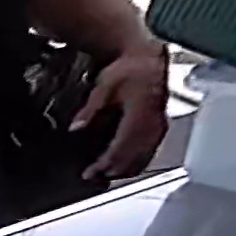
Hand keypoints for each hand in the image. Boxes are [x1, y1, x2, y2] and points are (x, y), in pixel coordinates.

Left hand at [72, 42, 168, 180]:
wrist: (146, 56)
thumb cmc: (126, 69)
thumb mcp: (103, 86)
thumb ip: (90, 108)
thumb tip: (76, 128)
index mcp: (141, 107)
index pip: (126, 140)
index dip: (110, 159)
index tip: (94, 171)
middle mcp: (154, 114)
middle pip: (138, 148)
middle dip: (118, 166)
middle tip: (97, 178)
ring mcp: (159, 116)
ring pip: (149, 147)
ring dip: (130, 165)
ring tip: (111, 176)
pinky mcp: (160, 118)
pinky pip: (154, 142)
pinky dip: (142, 156)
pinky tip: (130, 165)